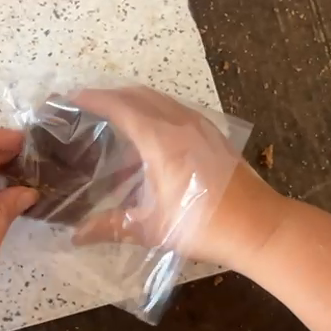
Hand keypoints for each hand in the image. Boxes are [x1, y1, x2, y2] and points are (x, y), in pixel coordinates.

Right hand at [71, 86, 290, 271]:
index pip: (120, 107)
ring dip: (133, 102)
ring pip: (159, 100)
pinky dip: (154, 112)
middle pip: (138, 95)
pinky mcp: (213, 135)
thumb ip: (110, 227)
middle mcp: (180, 123)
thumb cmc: (204, 226)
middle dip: (110, 95)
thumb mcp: (152, 229)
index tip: (71, 98)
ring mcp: (201, 126)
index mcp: (161, 140)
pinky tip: (148, 138)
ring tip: (112, 118)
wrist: (260, 227)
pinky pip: (176, 110)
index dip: (93, 99)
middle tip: (86, 107)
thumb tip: (76, 236)